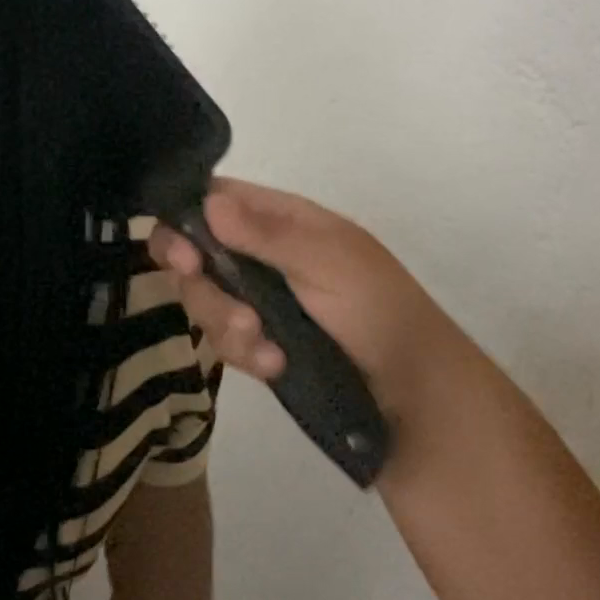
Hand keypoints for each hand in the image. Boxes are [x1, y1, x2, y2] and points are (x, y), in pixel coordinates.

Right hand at [148, 178, 457, 414]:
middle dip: (200, 284)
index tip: (180, 255)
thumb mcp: (330, 263)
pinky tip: (274, 366)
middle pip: (193, 254)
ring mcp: (257, 299)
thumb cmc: (381, 312)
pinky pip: (223, 341)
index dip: (184, 220)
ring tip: (263, 346)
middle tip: (216, 300)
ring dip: (225, 325)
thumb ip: (267, 235)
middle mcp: (259, 253)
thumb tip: (208, 202)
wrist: (419, 399)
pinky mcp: (257, 341)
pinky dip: (243, 353)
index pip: (213, 200)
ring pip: (203, 301)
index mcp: (281, 220)